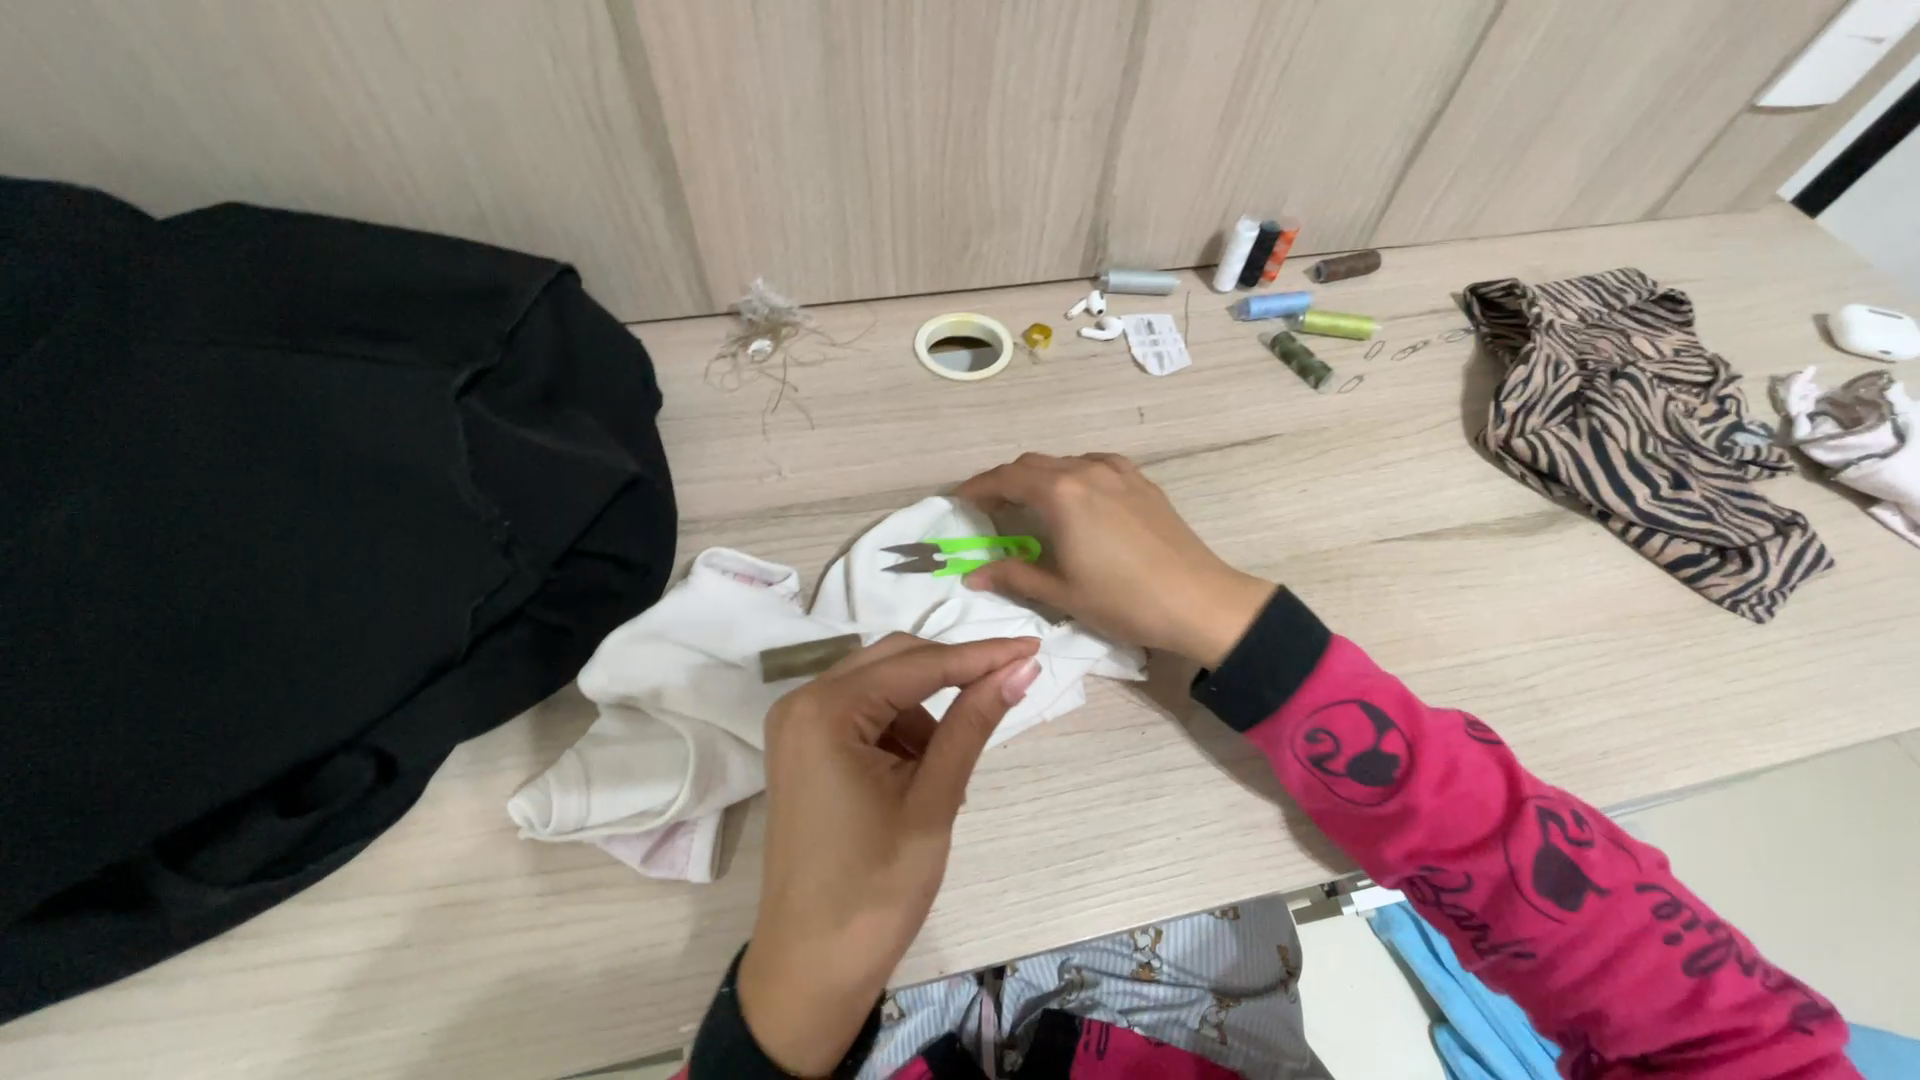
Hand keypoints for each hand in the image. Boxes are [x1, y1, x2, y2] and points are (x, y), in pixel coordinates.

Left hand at [737, 634, 1041, 1075]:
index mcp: (826, 710)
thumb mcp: (933, 800)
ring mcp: (797, 726)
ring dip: (925, 709)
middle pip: (894, 661)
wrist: (813, 966)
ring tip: (951, 771)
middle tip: (1011, 685)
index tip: (1034, 647)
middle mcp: (802, 702)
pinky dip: (901, 730)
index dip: (980, 655)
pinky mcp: (803, 749)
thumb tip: (1021, 668)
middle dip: (953, 673)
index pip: (918, 664)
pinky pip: (862, 715)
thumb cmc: (876, 888)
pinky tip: (922, 775)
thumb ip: (973, 723)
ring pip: (880, 686)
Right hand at [954, 453, 1275, 668]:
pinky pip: (1096, 465)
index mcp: (1061, 494)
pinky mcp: (1142, 482)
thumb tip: (973, 576)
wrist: (1196, 600)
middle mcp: (1086, 471)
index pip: (1007, 478)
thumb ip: (1013, 576)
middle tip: (988, 507)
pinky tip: (1078, 497)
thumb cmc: (1123, 600)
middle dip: (1005, 481)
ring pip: (1065, 462)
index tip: (960, 501)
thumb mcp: (1061, 592)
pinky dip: (1074, 474)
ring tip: (1029, 504)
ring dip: (1040, 477)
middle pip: (1032, 464)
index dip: (978, 487)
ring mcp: (1119, 473)